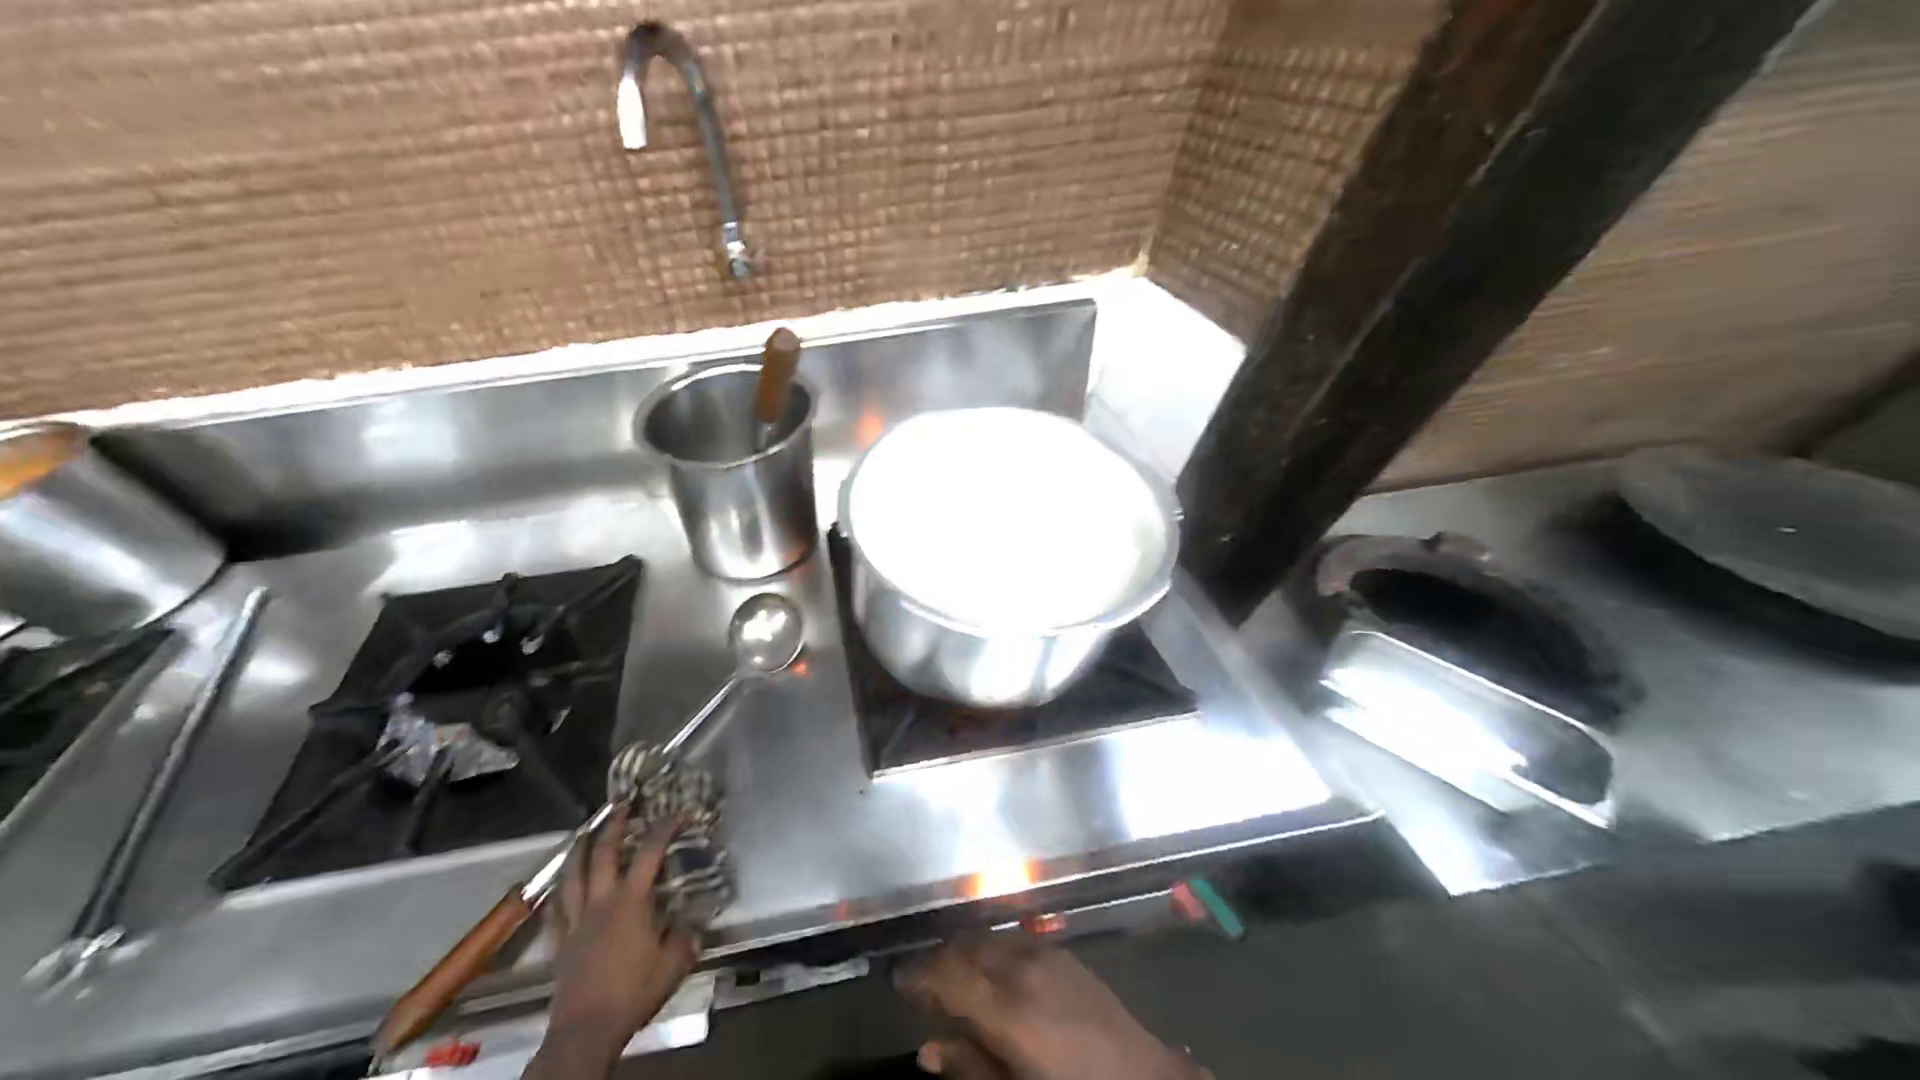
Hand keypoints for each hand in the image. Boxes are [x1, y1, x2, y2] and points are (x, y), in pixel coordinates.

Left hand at [526, 809, 696, 1079]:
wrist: (587, 1029)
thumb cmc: (634, 991)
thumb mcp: (674, 963)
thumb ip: (684, 938)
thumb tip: (690, 927)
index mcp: (631, 901)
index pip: (650, 852)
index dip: (666, 827)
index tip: (681, 812)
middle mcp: (601, 901)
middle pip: (603, 854)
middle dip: (613, 825)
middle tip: (621, 805)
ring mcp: (576, 920)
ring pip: (573, 875)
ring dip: (580, 849)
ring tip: (585, 833)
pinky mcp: (560, 941)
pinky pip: (557, 907)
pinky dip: (561, 890)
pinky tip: (563, 885)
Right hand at [898, 933, 1209, 1079]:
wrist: (1144, 1078)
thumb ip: (970, 1066)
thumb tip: (926, 1049)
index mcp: (1007, 1007)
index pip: (947, 975)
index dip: (918, 976)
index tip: (898, 982)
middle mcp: (1022, 967)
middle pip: (964, 948)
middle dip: (938, 961)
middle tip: (920, 983)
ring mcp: (1044, 953)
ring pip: (987, 937)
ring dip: (963, 950)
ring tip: (950, 975)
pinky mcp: (1062, 951)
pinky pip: (1012, 937)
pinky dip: (990, 946)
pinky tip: (989, 967)